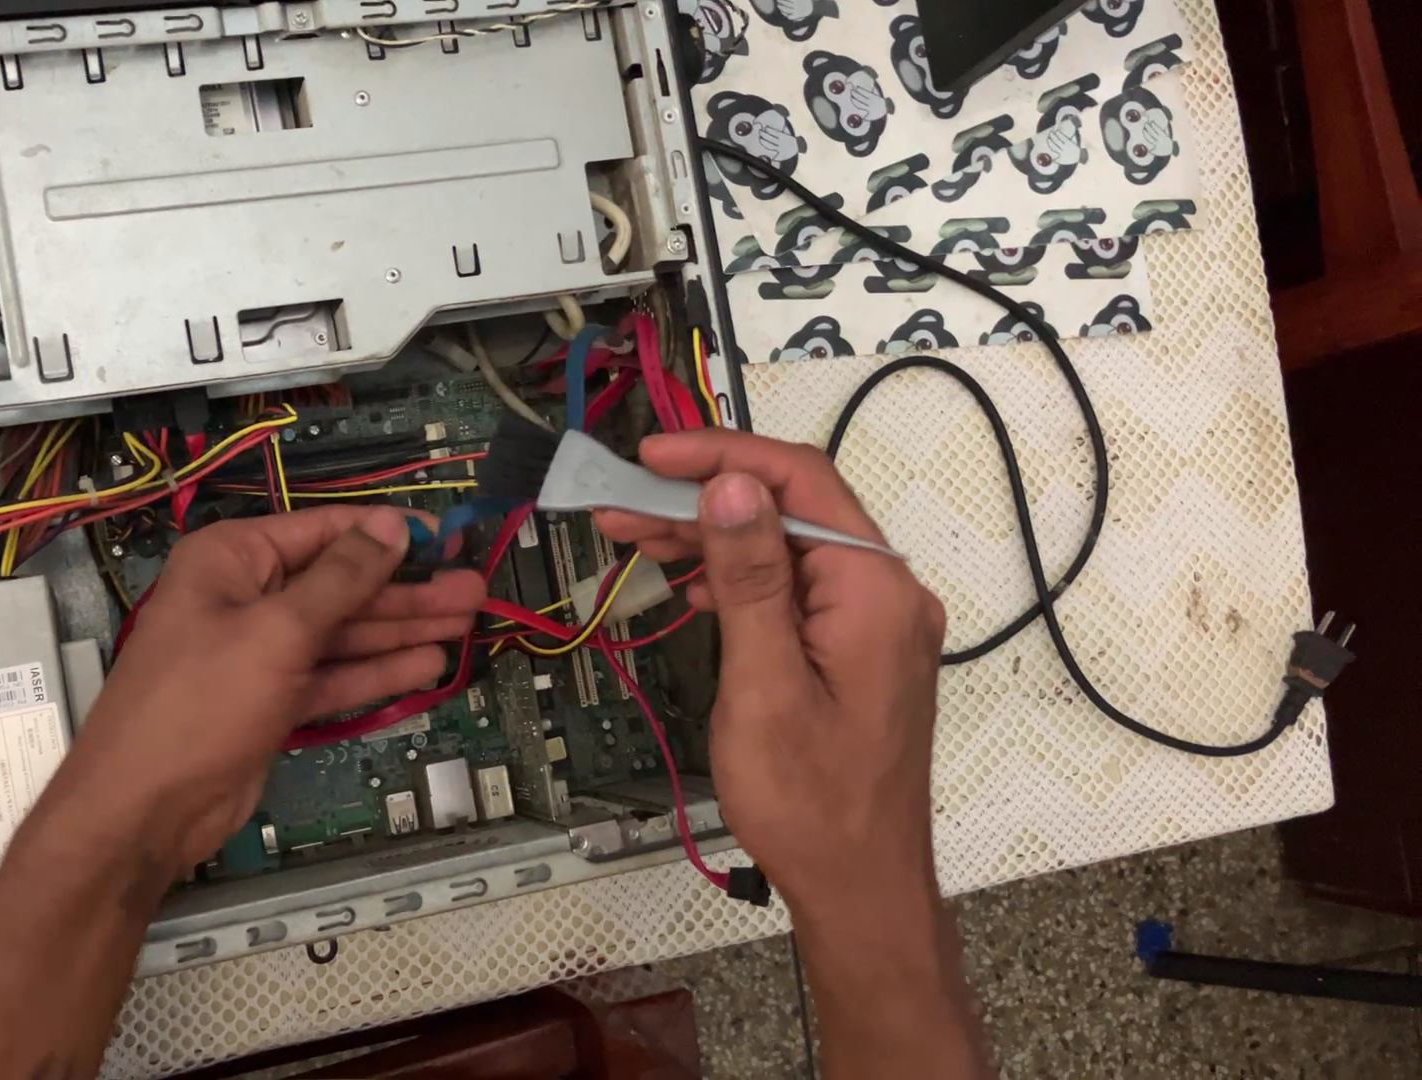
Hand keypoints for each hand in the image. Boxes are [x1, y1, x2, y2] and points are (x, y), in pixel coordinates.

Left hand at [54, 506, 486, 871]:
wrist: (144, 813)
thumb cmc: (202, 702)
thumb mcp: (278, 630)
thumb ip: (343, 577)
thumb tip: (392, 526)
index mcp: (234, 559)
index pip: (325, 530)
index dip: (388, 534)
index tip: (446, 540)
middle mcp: (249, 597)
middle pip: (342, 585)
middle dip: (407, 590)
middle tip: (472, 590)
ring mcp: (264, 651)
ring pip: (345, 632)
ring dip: (402, 630)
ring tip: (464, 623)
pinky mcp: (276, 698)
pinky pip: (335, 674)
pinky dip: (377, 672)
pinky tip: (427, 666)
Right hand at [593, 430, 946, 924]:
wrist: (856, 886)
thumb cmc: (808, 799)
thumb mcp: (765, 684)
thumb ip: (752, 579)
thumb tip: (732, 486)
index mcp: (871, 590)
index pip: (797, 481)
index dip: (720, 455)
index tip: (650, 457)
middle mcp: (879, 590)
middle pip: (784, 509)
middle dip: (698, 498)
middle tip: (619, 505)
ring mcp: (864, 618)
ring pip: (778, 545)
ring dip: (707, 535)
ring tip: (633, 535)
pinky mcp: (844, 643)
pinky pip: (784, 584)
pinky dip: (730, 575)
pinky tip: (687, 583)